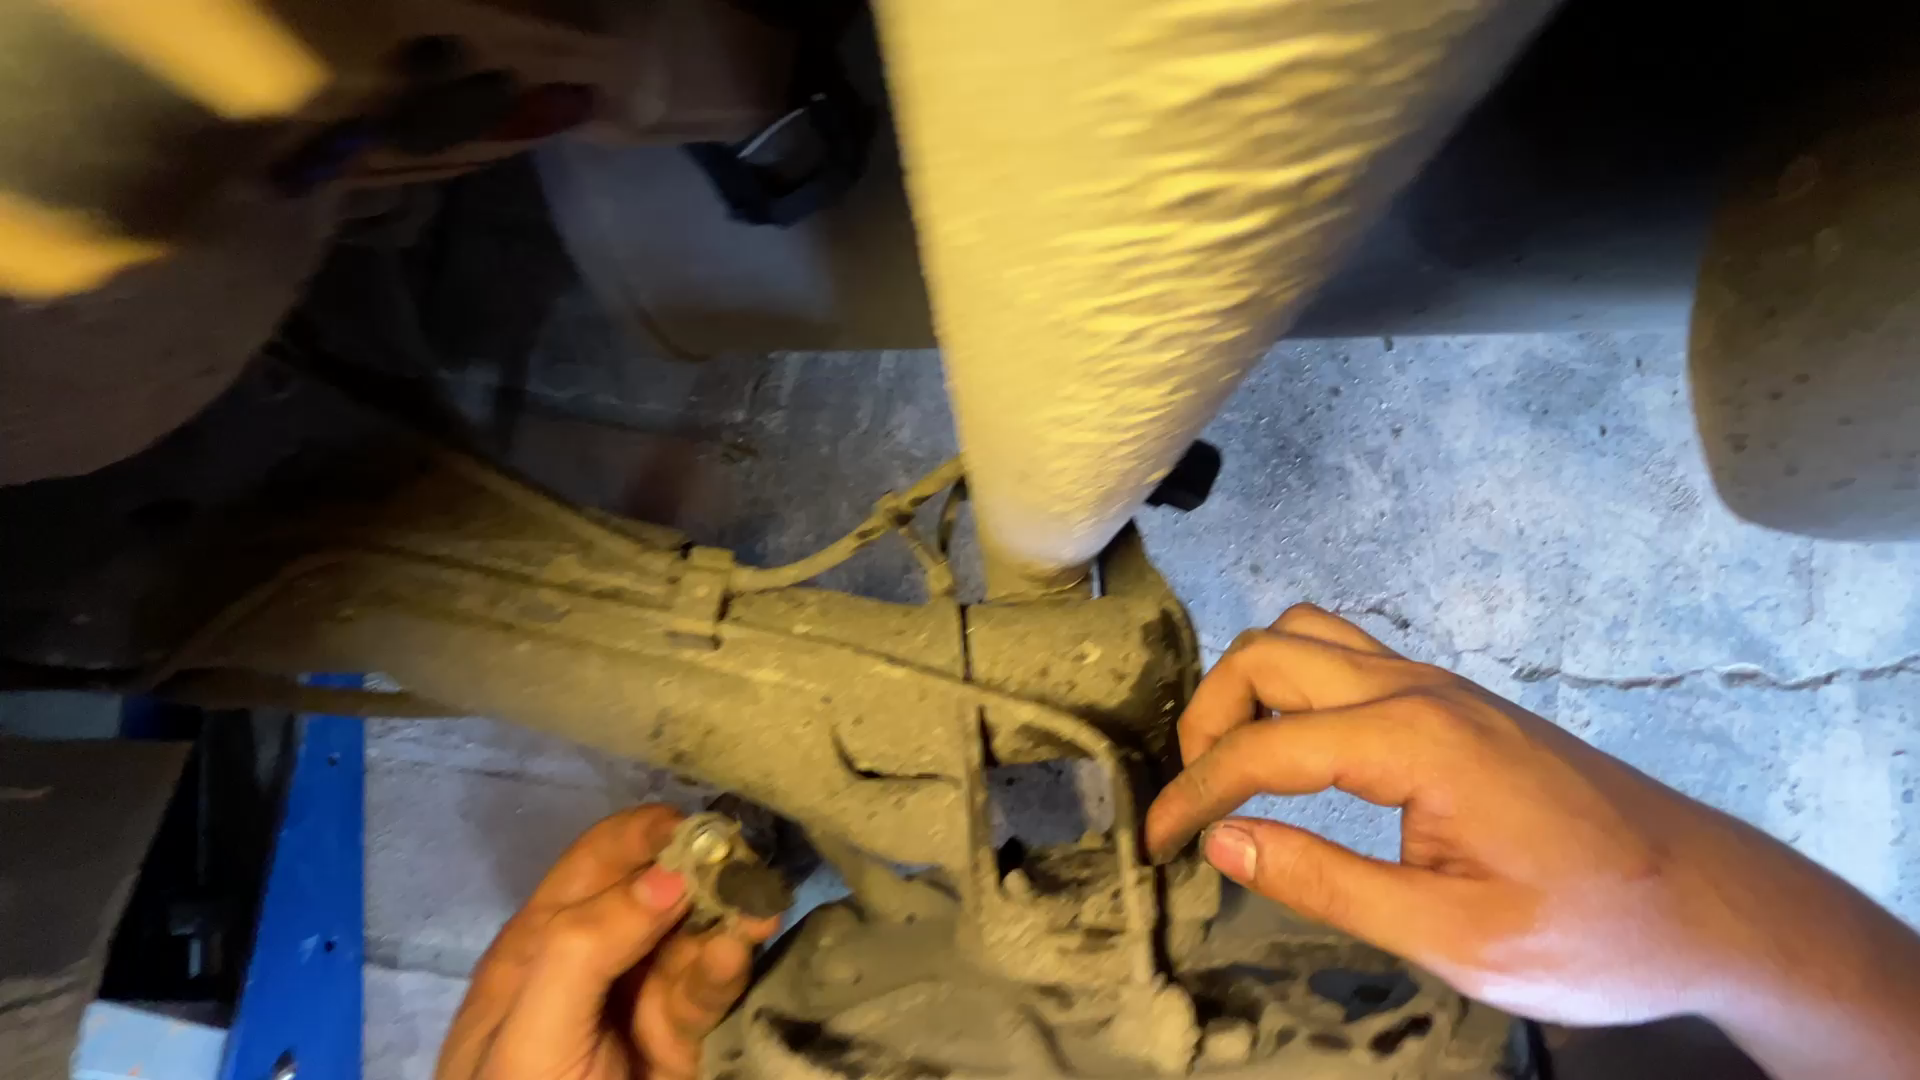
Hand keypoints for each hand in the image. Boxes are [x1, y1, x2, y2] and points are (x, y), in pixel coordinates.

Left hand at [437, 805, 779, 1079]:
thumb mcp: (527, 1043)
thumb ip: (586, 948)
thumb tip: (670, 872)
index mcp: (543, 941)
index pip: (603, 855)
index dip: (650, 834)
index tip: (696, 836)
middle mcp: (600, 953)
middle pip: (663, 884)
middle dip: (705, 871)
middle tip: (743, 868)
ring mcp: (647, 991)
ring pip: (699, 929)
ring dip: (729, 915)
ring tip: (758, 913)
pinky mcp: (687, 1029)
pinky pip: (714, 981)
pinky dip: (730, 964)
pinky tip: (741, 953)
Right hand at [1144, 605, 1919, 1076]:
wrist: (1718, 904)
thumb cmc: (1591, 931)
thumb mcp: (1452, 936)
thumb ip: (1323, 882)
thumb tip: (1221, 841)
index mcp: (1410, 739)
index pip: (1261, 749)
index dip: (1194, 792)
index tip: (1160, 839)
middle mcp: (1409, 684)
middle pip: (1261, 656)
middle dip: (1205, 719)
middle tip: (1196, 791)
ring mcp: (1427, 677)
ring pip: (1295, 634)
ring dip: (1243, 686)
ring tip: (1232, 755)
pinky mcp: (1440, 688)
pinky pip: (1334, 647)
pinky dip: (1286, 677)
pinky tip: (1292, 734)